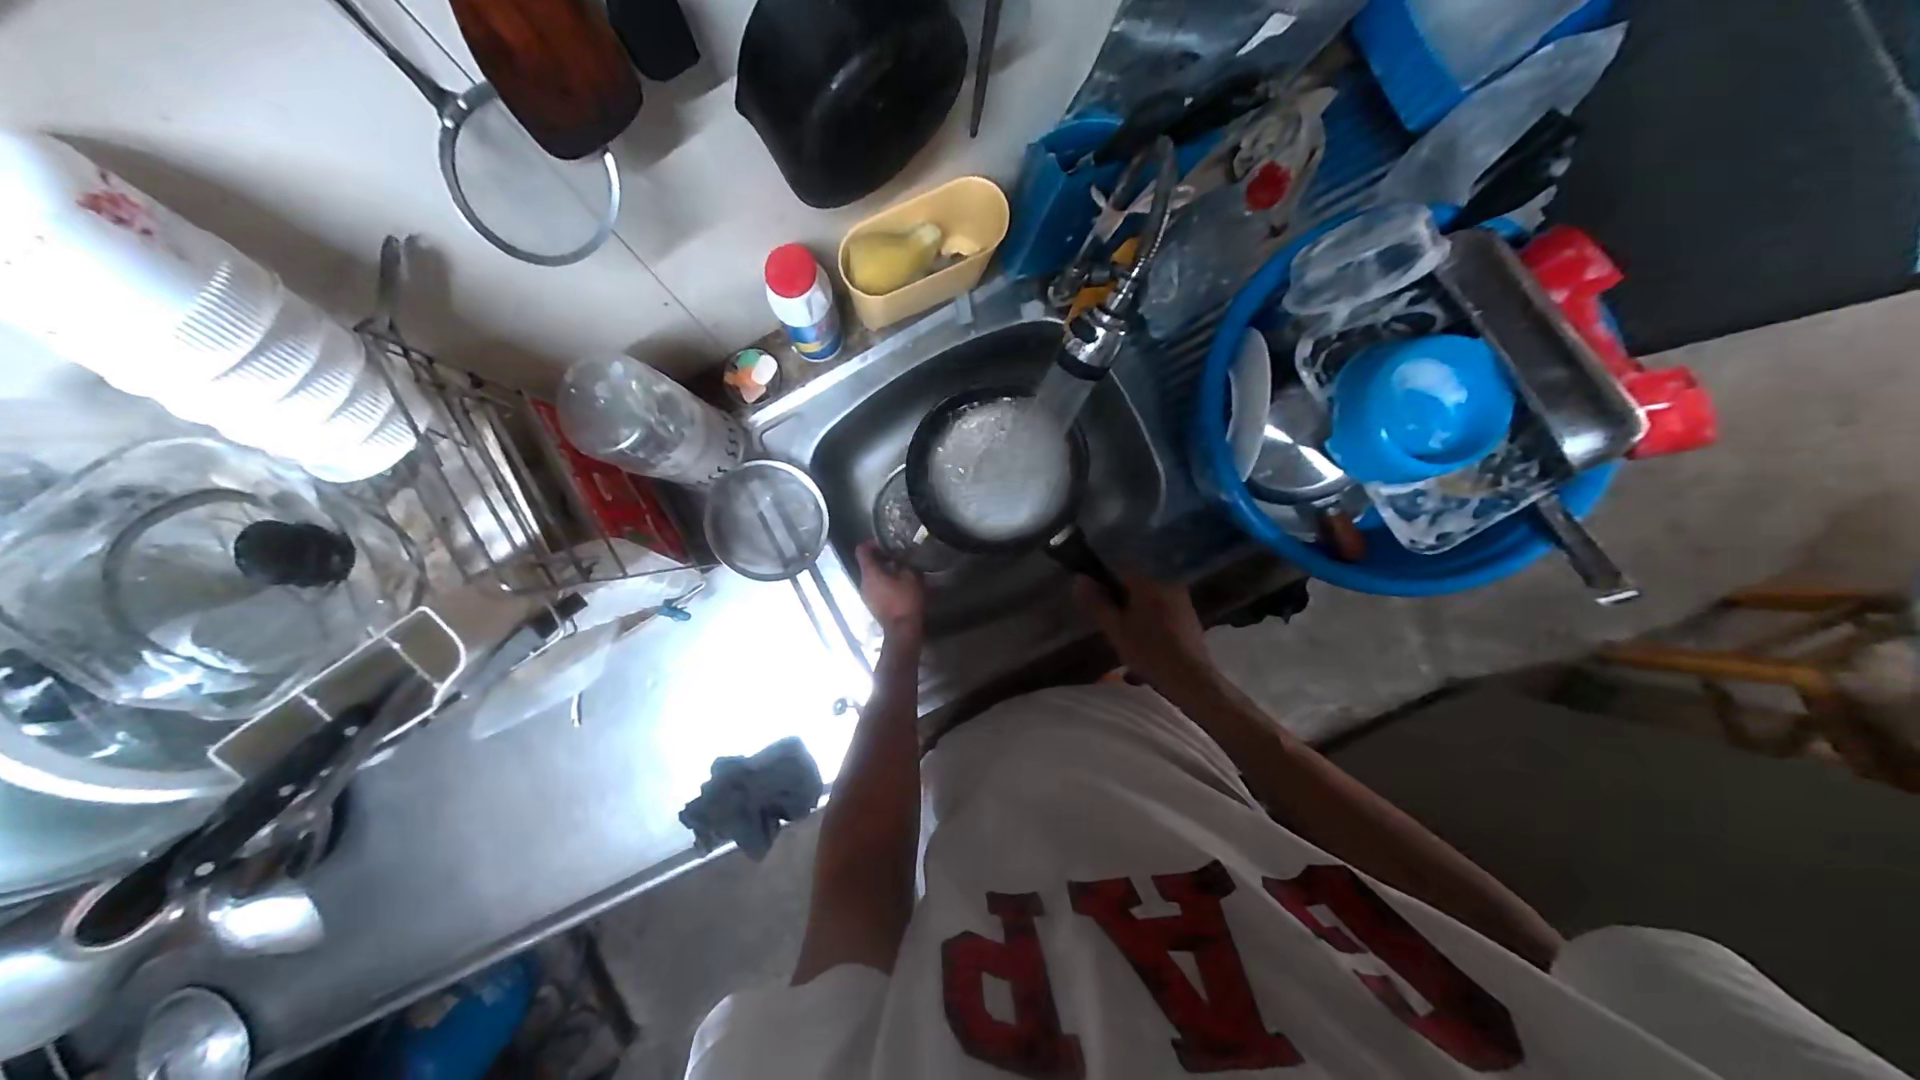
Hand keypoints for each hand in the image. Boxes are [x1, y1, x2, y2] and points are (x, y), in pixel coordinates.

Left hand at [856, 541, 924, 639]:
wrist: (902, 630)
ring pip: (872, 577)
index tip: (885, 543)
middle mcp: (862, 582)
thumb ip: (905, 562)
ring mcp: (865, 596)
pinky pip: (875, 588)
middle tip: (898, 557)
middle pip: (867, 564)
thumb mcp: (911, 576)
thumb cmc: (905, 600)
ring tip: (901, 572)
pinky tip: (899, 587)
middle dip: (882, 558)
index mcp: (869, 572)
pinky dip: (884, 584)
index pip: (861, 550)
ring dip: (884, 572)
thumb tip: (902, 556)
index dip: (871, 543)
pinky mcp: (872, 606)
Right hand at [1074, 572, 1218, 694]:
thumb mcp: (1114, 629)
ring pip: (1147, 601)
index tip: (1097, 605)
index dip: (1103, 583)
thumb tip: (1081, 580)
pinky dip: (1149, 625)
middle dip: (1119, 602)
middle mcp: (1167, 582)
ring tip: (1126, 642)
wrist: (1191, 678)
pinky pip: (1160, 612)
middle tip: (1111, 627)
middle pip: (1133, 585)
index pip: (1117, 568)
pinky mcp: (1188, 615)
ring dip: (1134, 616)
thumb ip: (1096, 602)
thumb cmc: (1149, 651)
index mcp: (1147, 581)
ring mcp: (1181, 598)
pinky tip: (1145, 648)